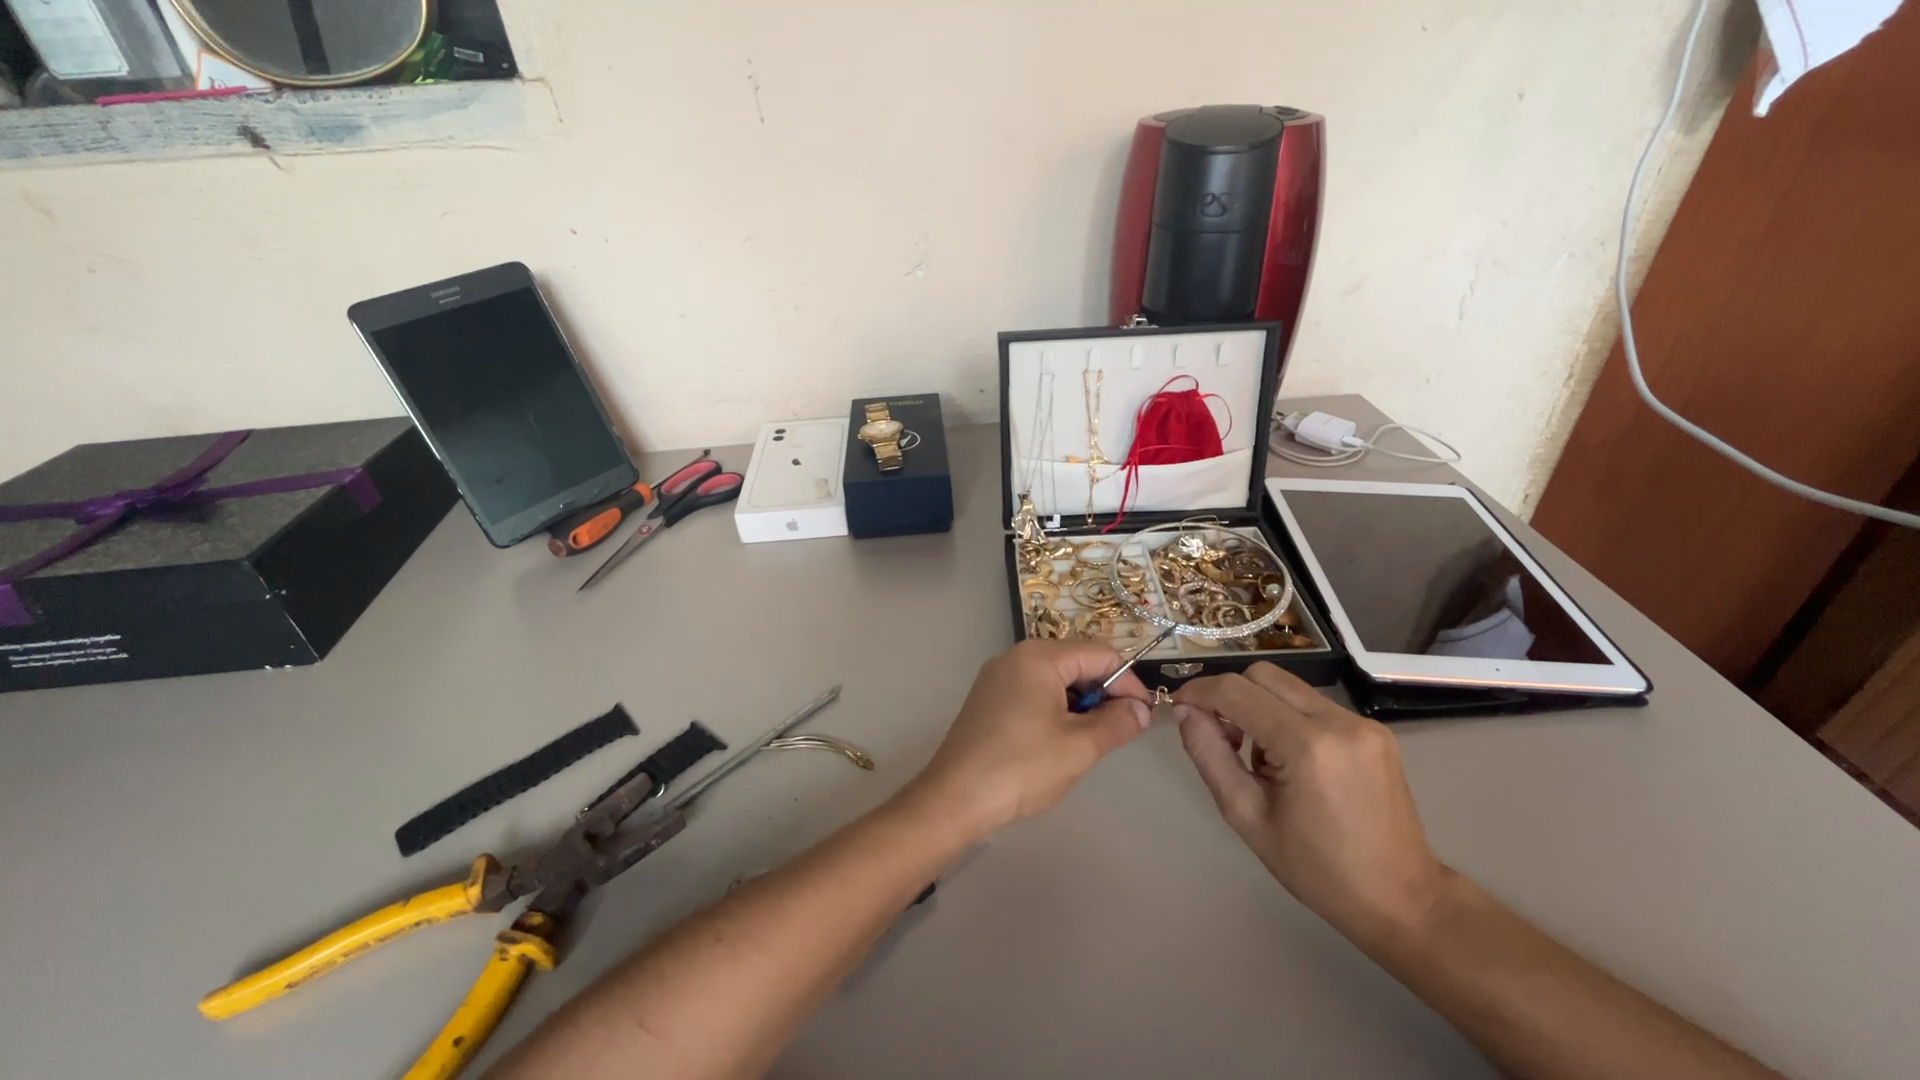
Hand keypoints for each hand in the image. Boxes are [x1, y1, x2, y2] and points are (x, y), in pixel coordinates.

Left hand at [911, 640, 1151, 837]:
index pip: (1100, 654)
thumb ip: (1117, 723)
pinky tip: (1058, 743)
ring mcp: (997, 678)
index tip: (1143, 715)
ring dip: (1080, 705)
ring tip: (1089, 742)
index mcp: (1038, 657)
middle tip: (1119, 731)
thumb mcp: (1079, 747)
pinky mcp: (987, 700)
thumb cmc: (1020, 768)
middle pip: (1076, 662)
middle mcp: (1015, 657)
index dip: (1128, 682)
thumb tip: (1141, 710)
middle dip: (1104, 693)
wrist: (954, 800)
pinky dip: (1055, 711)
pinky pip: (1033, 693)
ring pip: (1055, 680)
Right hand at [1174, 663, 1447, 946]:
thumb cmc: (1316, 869)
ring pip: (1289, 687)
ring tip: (1256, 757)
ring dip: (1258, 707)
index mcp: (1307, 745)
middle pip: (1263, 675)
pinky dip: (1287, 718)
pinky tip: (1288, 760)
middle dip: (1229, 696)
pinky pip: (1314, 705)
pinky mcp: (1374, 731)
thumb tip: (1185, 712)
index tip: (1177, 707)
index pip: (1237, 691)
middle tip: (1218, 736)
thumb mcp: (1247, 816)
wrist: (1399, 897)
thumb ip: (1210, 756)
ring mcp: (1362, 723)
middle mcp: (1338, 721)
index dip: (1199, 691)